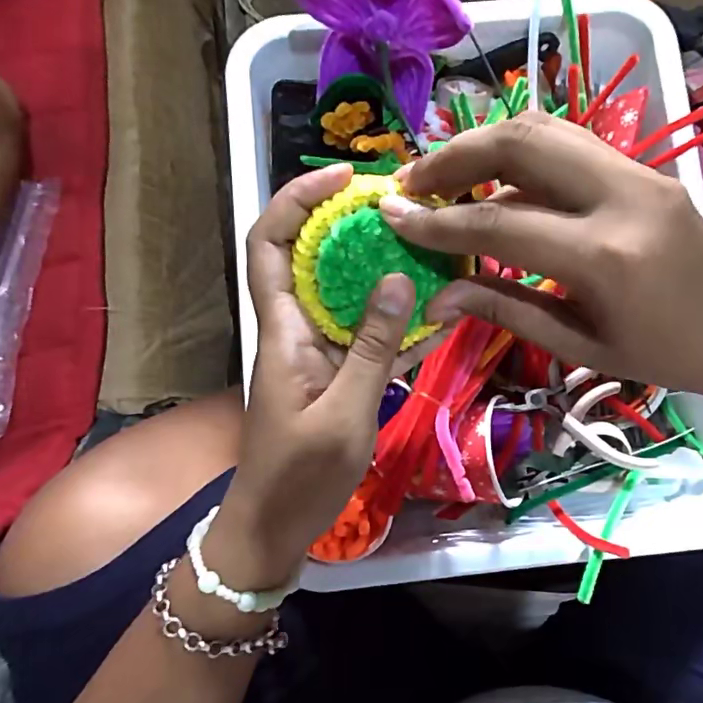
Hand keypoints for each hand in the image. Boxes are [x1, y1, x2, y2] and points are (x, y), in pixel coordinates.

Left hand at [212, 165, 417, 588]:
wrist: (274, 527)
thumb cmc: (300, 474)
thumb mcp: (344, 412)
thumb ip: (373, 347)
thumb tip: (399, 279)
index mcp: (281, 330)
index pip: (269, 243)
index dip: (297, 200)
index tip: (343, 175)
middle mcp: (294, 330)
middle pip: (309, 256)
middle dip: (348, 222)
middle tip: (401, 206)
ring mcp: (316, 353)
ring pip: (342, 293)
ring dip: (377, 266)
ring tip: (426, 245)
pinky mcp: (334, 375)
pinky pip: (365, 333)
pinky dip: (393, 317)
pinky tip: (433, 308)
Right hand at [381, 112, 702, 401]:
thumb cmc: (668, 355)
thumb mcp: (582, 345)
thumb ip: (506, 309)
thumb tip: (437, 296)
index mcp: (605, 256)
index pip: (498, 223)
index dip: (437, 222)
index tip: (391, 216)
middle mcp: (621, 196)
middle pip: (519, 143)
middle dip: (453, 156)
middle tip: (412, 181)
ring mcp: (637, 171)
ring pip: (544, 127)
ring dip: (484, 143)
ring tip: (443, 174)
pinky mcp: (642, 166)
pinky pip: (568, 143)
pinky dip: (520, 152)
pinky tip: (494, 180)